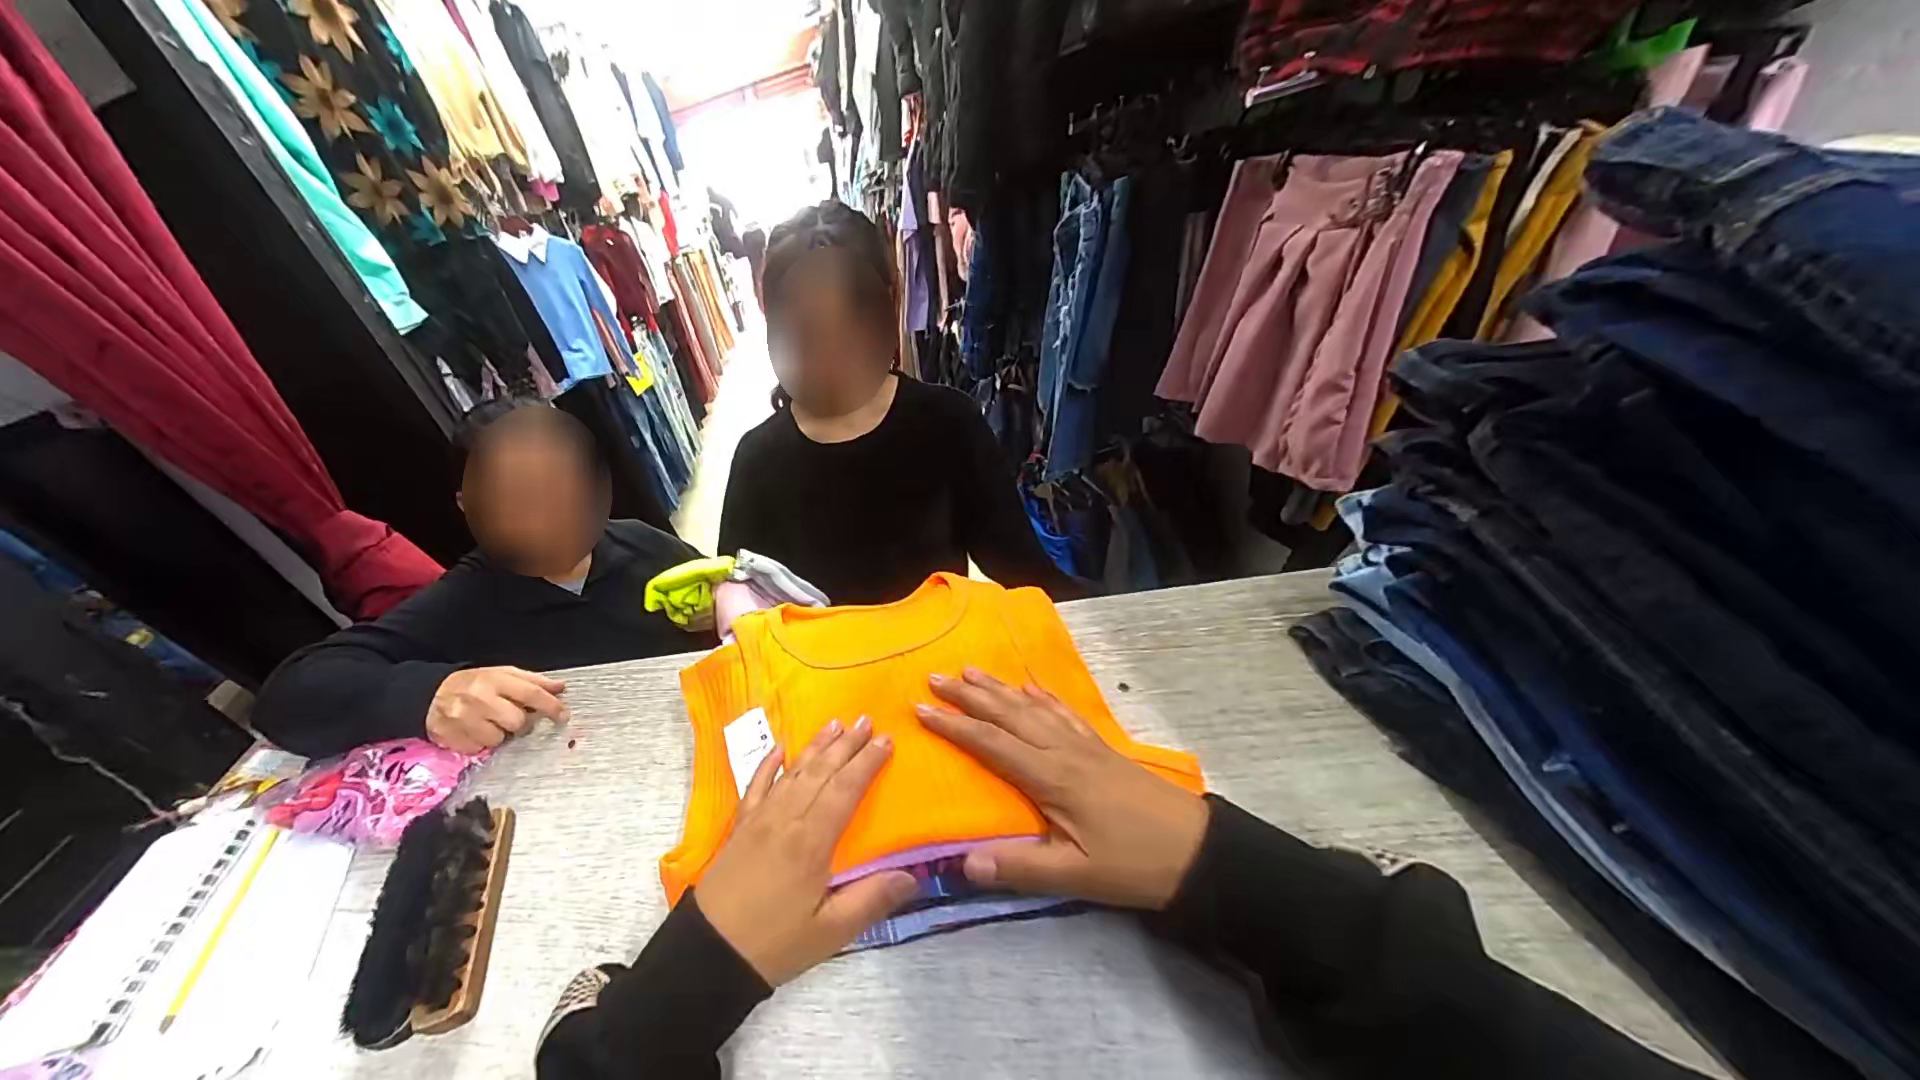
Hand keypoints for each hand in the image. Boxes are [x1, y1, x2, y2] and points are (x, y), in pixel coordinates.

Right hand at [425, 666, 568, 753]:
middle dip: (522, 722)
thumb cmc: (475, 683)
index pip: (531, 694)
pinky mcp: (450, 738)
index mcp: (495, 680)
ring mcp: (462, 720)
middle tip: (515, 718)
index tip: (563, 716)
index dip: (551, 706)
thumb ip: (534, 681)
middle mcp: (478, 699)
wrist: (430, 694)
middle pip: (517, 721)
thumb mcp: (504, 674)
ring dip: (501, 734)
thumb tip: (560, 687)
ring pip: (498, 739)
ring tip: (492, 723)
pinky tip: (476, 731)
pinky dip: (482, 743)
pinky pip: (478, 749)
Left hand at [697, 718, 917, 984]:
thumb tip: (911, 876)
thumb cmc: (772, 945)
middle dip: (846, 744)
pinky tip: (779, 749)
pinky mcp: (739, 828)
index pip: (845, 789)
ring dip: (815, 746)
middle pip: (821, 772)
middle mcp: (786, 819)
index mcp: (811, 842)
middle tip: (866, 720)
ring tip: (835, 723)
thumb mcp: (829, 933)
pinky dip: (768, 764)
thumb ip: (871, 900)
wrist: (704, 957)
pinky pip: (756, 785)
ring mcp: (759, 820)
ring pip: (793, 772)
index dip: (867, 762)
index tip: (887, 740)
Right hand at [918, 669, 1208, 909]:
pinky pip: (1063, 710)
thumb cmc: (1133, 863)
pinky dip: (1042, 694)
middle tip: (935, 676)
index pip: (991, 743)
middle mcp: (1062, 749)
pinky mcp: (1099, 745)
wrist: (1196, 849)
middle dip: (969, 694)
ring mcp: (1083, 743)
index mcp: (1051, 777)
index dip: (954, 726)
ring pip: (1032, 705)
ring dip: (998, 687)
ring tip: (971, 670)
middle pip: (1008, 713)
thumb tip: (962, 862)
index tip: (921, 709)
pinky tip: (1032, 686)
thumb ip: (1019, 868)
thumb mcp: (1076, 876)